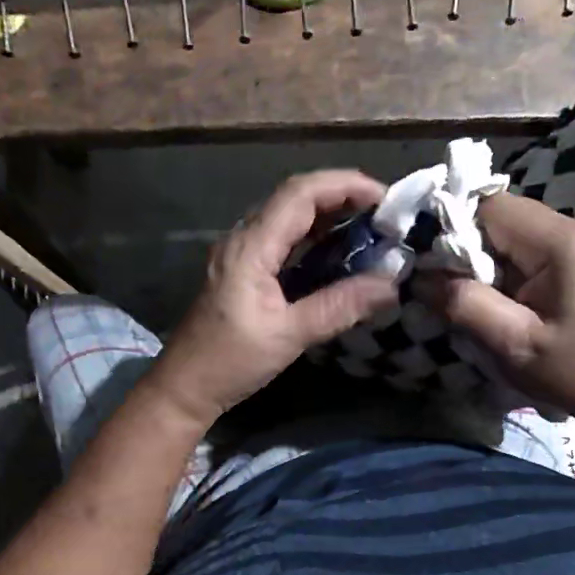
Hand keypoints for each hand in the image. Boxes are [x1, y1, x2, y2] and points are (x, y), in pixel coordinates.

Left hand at [147, 170, 400, 423]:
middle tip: (384, 217)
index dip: (346, 186)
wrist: (183, 388)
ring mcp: (238, 255)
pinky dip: (311, 241)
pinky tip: (335, 257)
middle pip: (294, 199)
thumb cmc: (229, 362)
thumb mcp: (289, 335)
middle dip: (342, 198)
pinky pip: (279, 242)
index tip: (386, 201)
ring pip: (286, 219)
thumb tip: (391, 283)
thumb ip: (339, 306)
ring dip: (327, 218)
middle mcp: (241, 240)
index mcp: (250, 247)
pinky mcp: (240, 273)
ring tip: (368, 232)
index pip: (300, 193)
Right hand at [414, 192, 574, 420]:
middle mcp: (571, 231)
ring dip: (471, 255)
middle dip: (457, 241)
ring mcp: (573, 244)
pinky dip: (489, 266)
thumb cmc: (574, 372)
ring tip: (448, 287)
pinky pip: (516, 250)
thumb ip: (464, 304)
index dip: (448, 226)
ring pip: (503, 231)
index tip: (418, 258)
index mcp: (562, 244)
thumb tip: (418, 279)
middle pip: (497, 215)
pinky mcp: (568, 262)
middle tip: (428, 277)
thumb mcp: (511, 342)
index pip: (490, 208)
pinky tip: (476, 292)